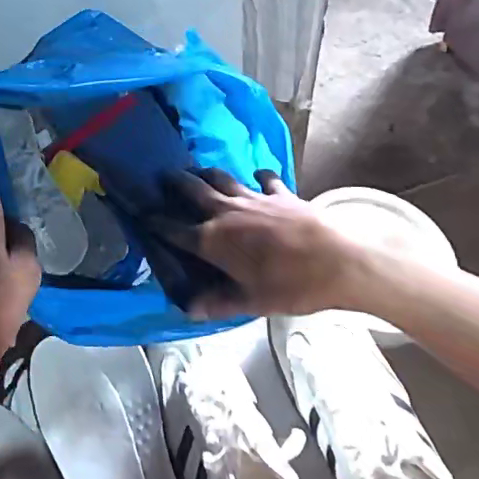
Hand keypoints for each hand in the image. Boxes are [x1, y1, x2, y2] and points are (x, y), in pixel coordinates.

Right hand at [162, 169, 399, 317]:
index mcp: (212, 241)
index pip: (173, 228)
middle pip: (192, 189)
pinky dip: (257, 178)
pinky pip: (263, 179)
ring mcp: (253, 198)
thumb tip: (188, 308)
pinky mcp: (279, 192)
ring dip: (206, 173)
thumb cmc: (291, 286)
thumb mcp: (250, 303)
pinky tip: (257, 178)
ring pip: (221, 177)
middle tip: (163, 176)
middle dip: (174, 182)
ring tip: (198, 171)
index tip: (140, 213)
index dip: (154, 221)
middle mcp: (226, 212)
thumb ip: (217, 303)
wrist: (338, 260)